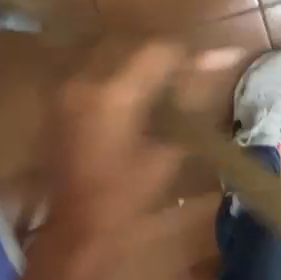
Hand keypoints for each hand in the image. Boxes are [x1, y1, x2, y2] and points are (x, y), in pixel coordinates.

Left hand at [35, 40, 231, 279]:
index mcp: (114, 96)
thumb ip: (192, 101)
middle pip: (133, 47)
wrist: (76, 232)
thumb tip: (221, 65)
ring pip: (113, 57)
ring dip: (142, 66)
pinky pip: (96, 75)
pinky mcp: (59, 104)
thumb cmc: (127, 199)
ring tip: (168, 84)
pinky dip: (121, 79)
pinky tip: (139, 100)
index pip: (158, 52)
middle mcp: (84, 84)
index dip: (190, 55)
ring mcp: (66, 93)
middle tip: (192, 74)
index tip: (216, 62)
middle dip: (165, 57)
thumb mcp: (167, 151)